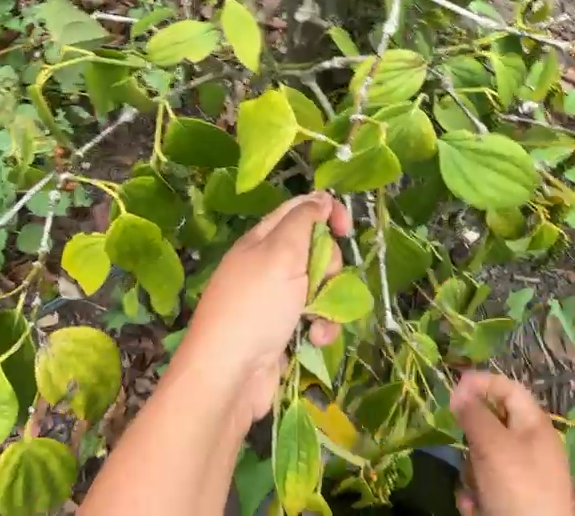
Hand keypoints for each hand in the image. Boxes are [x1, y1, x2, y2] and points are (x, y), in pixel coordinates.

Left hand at [174, 191, 352, 431]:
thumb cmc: (255, 306)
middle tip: (321, 280)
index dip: (326, 212)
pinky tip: (315, 340)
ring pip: (320, 286)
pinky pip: (315, 318)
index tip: (346, 229)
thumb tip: (321, 197)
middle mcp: (269, 265)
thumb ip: (304, 220)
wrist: (228, 377)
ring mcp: (276, 300)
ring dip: (329, 302)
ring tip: (318, 320)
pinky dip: (321, 327)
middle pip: (316, 249)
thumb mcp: (280, 252)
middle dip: (330, 266)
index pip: (300, 210)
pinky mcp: (284, 331)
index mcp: (263, 239)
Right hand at [452, 372, 574, 515]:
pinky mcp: (512, 505)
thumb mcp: (493, 445)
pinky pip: (485, 489)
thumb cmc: (519, 489)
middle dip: (472, 439)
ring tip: (473, 489)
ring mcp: (523, 480)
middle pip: (492, 427)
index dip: (481, 382)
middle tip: (466, 448)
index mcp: (535, 426)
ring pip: (484, 461)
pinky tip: (475, 509)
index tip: (453, 388)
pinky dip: (475, 497)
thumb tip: (460, 390)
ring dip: (471, 473)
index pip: (508, 389)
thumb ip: (474, 413)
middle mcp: (531, 449)